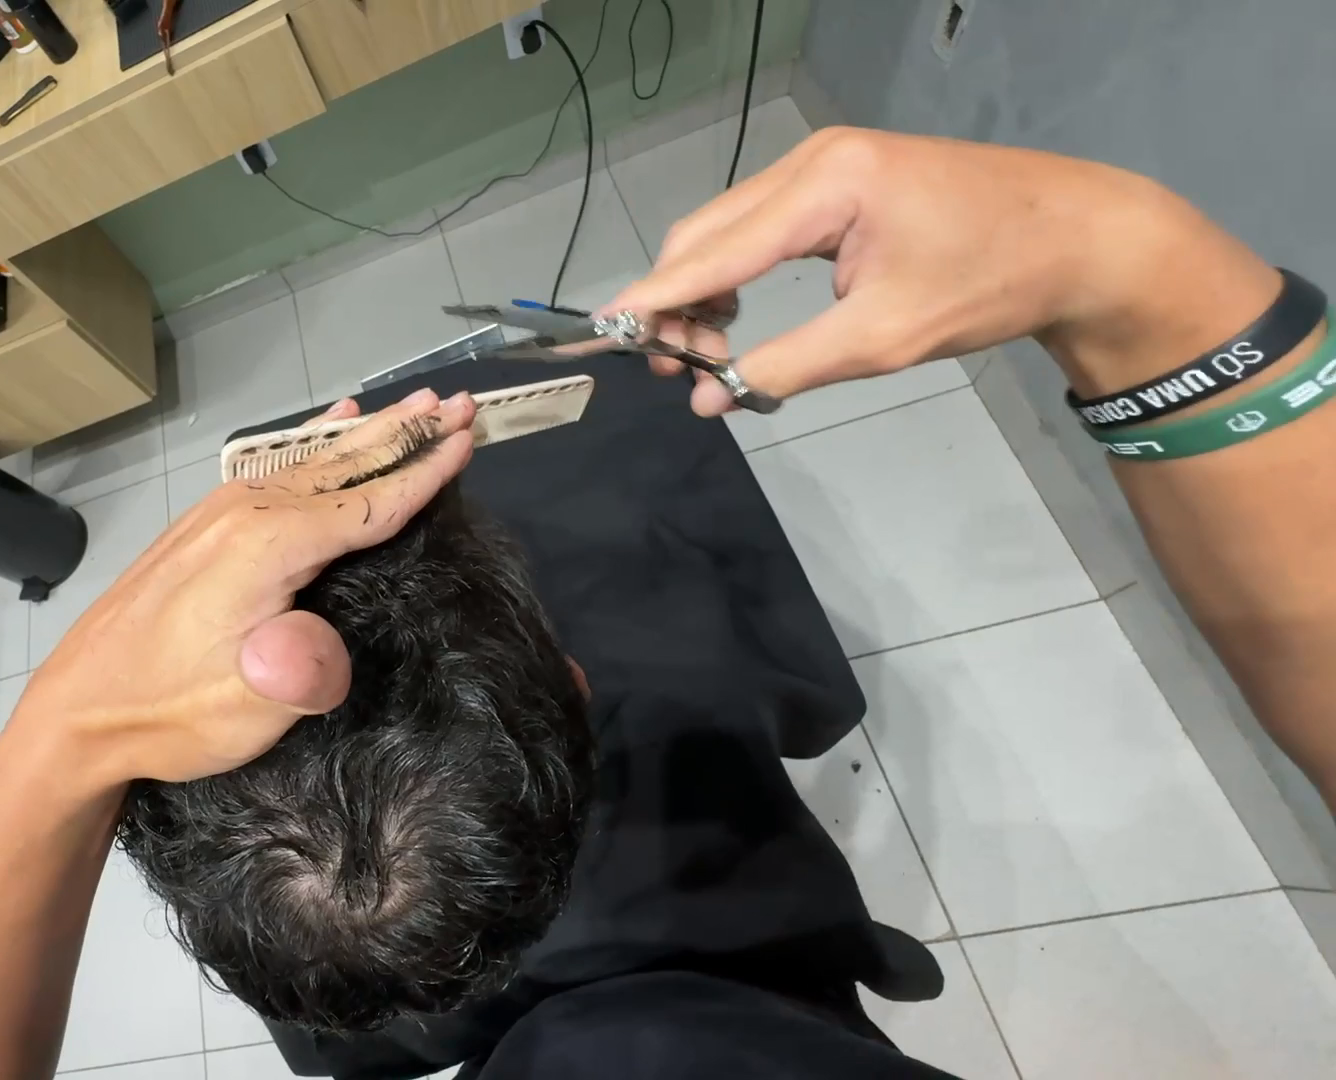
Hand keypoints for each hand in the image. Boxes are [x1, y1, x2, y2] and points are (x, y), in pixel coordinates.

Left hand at [17, 389, 475, 785]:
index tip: (469, 437)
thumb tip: (329, 640)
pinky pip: (278, 466)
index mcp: (268, 544)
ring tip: (416, 405)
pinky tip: (332, 420)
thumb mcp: (244, 711)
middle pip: (345, 463)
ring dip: (370, 432)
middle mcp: (247, 509)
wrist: (78, 707)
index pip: (367, 502)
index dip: (424, 472)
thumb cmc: (167, 709)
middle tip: (461, 402)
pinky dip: (316, 442)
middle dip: (407, 432)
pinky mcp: (208, 522)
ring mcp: (222, 509)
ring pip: (313, 459)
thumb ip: (302, 673)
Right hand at [604, 127, 1275, 414]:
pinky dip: (726, 278)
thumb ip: (781, 369)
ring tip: (712, 350)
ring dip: (699, 293)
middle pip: (702, 235)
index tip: (608, 334)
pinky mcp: (827, 184)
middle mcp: (810, 163)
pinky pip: (748, 230)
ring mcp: (817, 167)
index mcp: (826, 187)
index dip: (656, 298)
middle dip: (676, 303)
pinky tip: (735, 317)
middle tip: (680, 366)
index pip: (713, 251)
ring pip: (717, 232)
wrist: (1082, 239)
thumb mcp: (879, 341)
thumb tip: (706, 401)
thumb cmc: (988, 286)